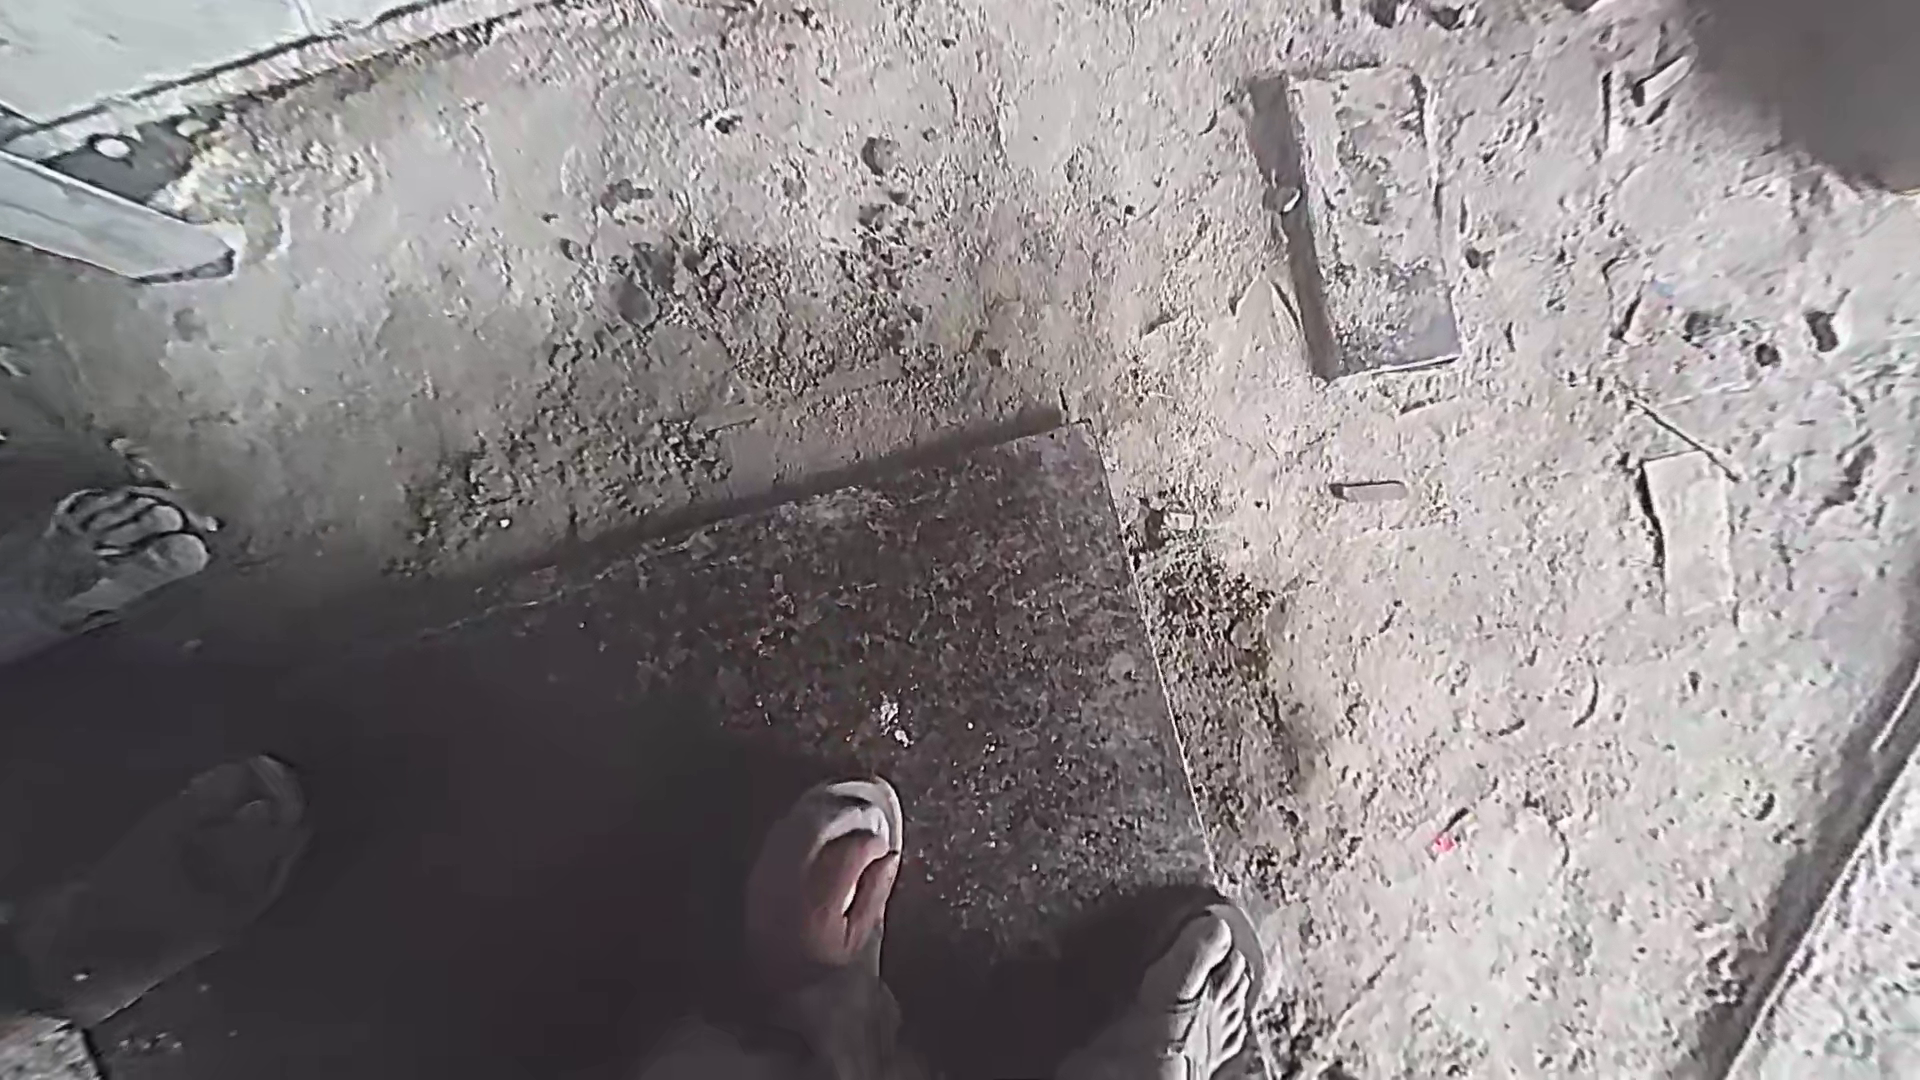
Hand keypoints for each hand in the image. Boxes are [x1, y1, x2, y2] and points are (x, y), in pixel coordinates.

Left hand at [749, 830, 899, 992]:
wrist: (769, 976)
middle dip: (850, 823)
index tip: (882, 849)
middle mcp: (791, 882)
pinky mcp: (758, 867)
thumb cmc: (819, 959)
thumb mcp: (857, 938)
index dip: (873, 844)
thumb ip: (875, 894)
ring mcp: (770, 872)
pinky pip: (785, 831)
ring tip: (845, 829)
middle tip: (865, 831)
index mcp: (820, 905)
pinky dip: (806, 824)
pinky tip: (820, 834)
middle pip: (826, 830)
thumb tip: (890, 856)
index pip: (851, 853)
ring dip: (828, 819)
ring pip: (803, 824)